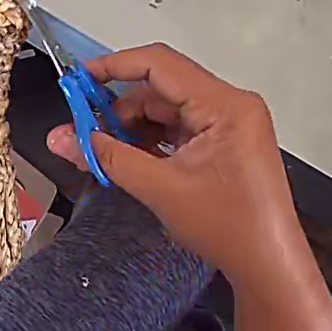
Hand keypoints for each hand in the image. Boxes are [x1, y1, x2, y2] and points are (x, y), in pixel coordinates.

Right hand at [46, 43, 303, 281]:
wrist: (266, 265)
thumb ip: (106, 158)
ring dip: (129, 126)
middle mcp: (229, 106)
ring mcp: (225, 124)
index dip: (114, 66)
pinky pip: (173, 127)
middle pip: (159, 88)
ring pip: (163, 109)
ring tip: (101, 149)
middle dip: (117, 107)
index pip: (160, 65)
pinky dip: (146, 139)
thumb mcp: (160, 188)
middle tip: (82, 124)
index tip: (81, 79)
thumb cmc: (234, 229)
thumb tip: (66, 138)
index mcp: (226, 106)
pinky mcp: (219, 141)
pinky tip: (125, 155)